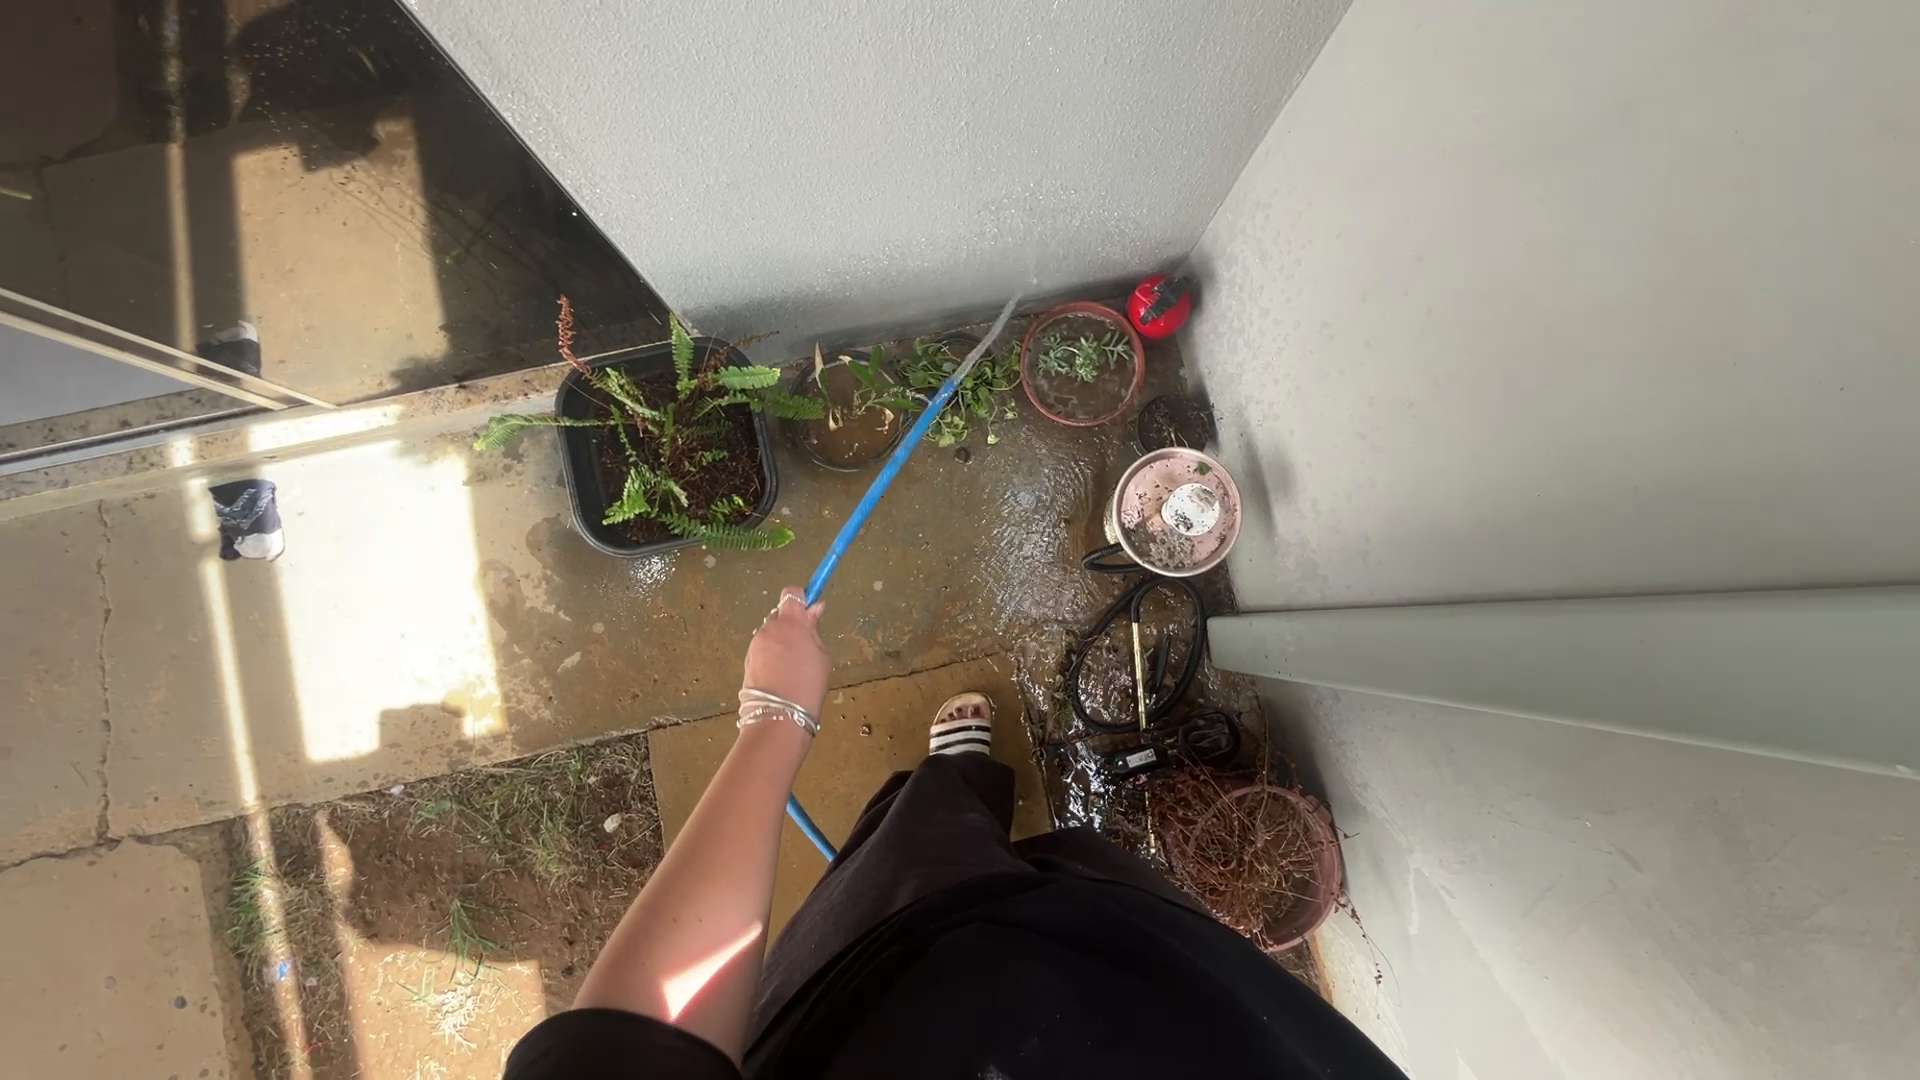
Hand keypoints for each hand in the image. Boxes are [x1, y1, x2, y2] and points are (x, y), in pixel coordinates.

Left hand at [742, 586, 829, 715]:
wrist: (780, 716)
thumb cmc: (809, 684)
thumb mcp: (822, 656)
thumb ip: (815, 631)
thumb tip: (814, 610)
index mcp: (791, 622)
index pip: (792, 594)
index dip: (802, 600)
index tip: (810, 612)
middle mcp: (769, 628)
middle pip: (780, 615)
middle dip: (791, 625)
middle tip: (805, 646)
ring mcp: (755, 644)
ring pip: (771, 634)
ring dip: (781, 642)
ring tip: (793, 667)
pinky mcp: (747, 660)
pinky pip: (763, 650)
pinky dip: (771, 656)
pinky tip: (780, 676)